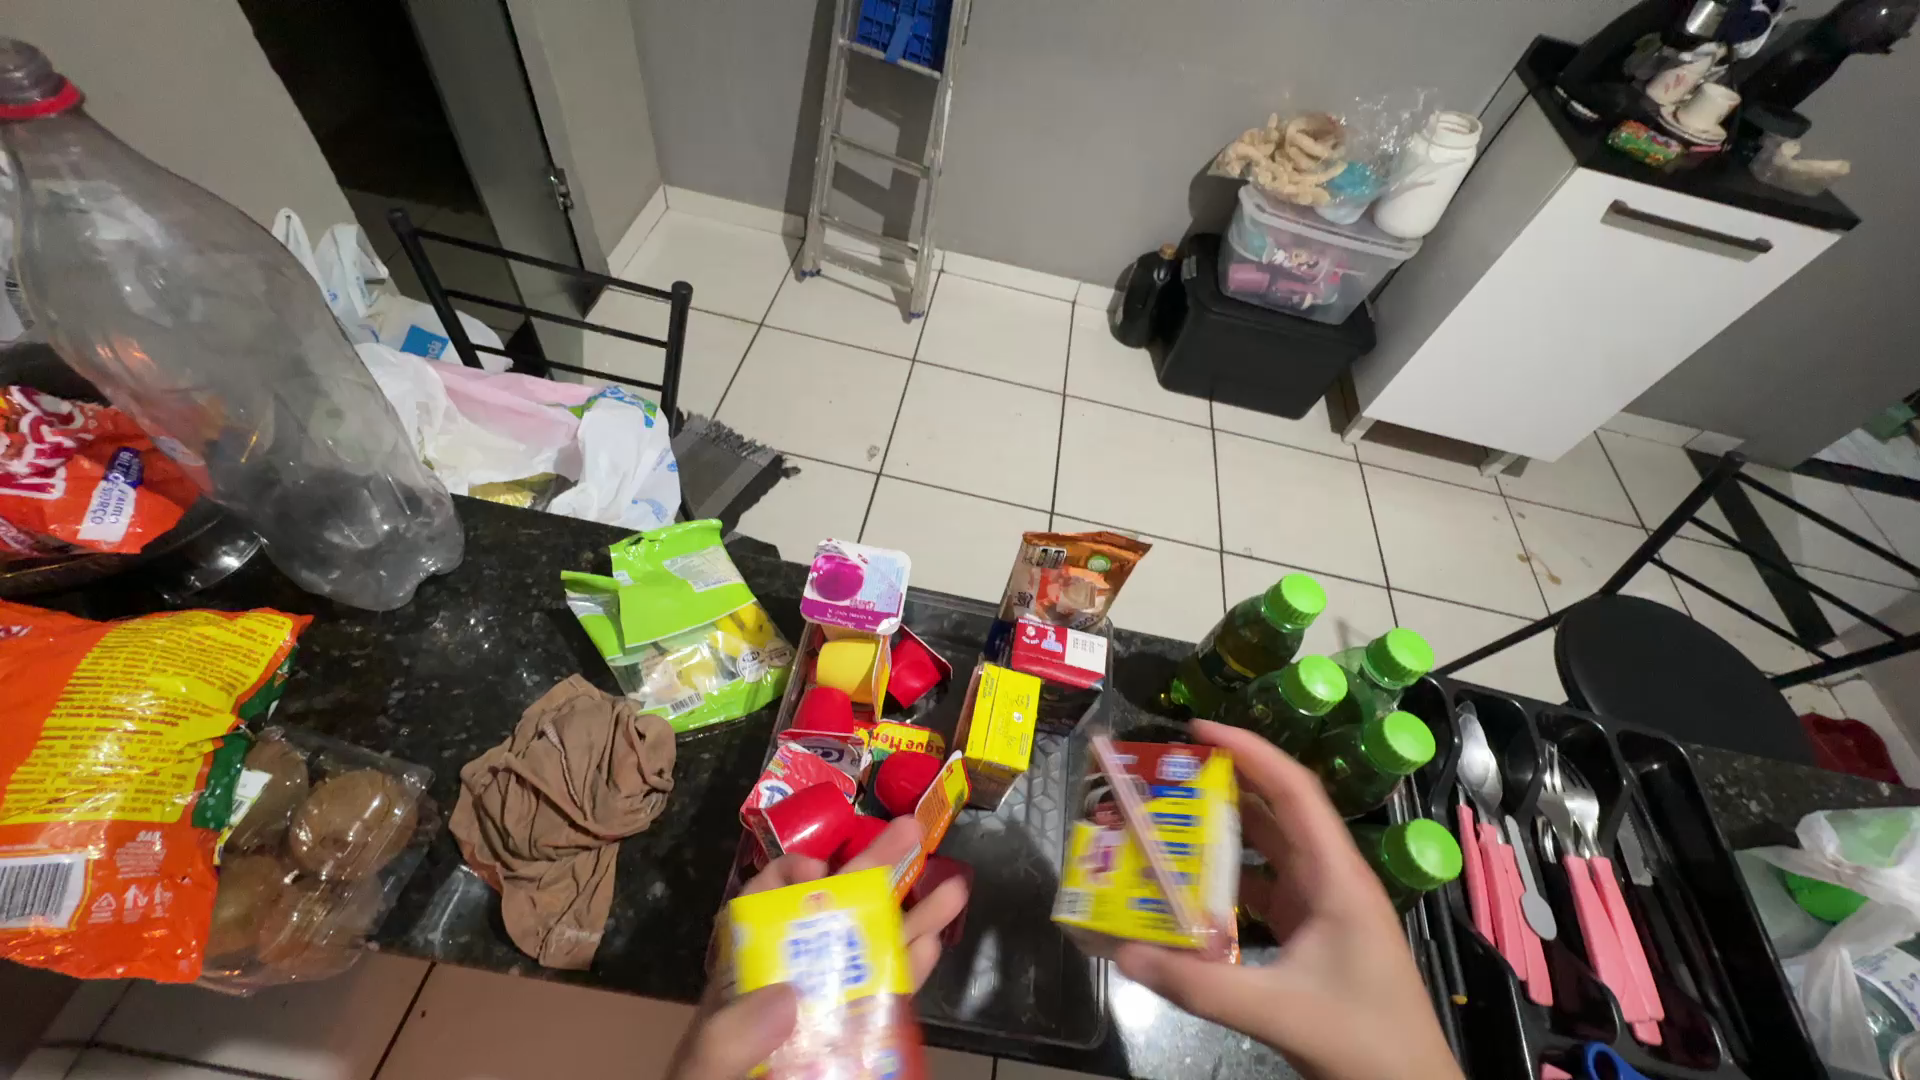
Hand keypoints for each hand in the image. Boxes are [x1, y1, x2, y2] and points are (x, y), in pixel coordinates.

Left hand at [665, 816, 968, 1079]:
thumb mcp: (706, 1065)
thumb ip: (733, 1035)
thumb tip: (786, 996)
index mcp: (749, 967)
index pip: (766, 901)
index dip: (792, 874)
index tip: (818, 871)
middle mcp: (793, 972)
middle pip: (835, 910)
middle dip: (875, 868)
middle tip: (911, 830)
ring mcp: (827, 1000)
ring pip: (871, 945)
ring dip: (912, 915)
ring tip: (953, 888)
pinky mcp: (854, 1031)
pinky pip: (886, 993)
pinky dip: (911, 968)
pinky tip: (934, 943)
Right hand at [1115, 721, 1462, 1079]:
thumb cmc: (1366, 1046)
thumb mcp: (1279, 1012)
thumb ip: (1199, 985)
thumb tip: (1124, 953)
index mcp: (1336, 876)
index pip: (1293, 791)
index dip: (1250, 751)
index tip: (1198, 729)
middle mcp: (1329, 877)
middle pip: (1276, 809)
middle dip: (1226, 780)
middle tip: (1168, 767)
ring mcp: (1321, 903)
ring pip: (1267, 846)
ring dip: (1222, 827)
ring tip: (1168, 813)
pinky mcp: (1310, 929)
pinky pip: (1262, 884)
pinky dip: (1226, 875)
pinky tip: (1188, 883)